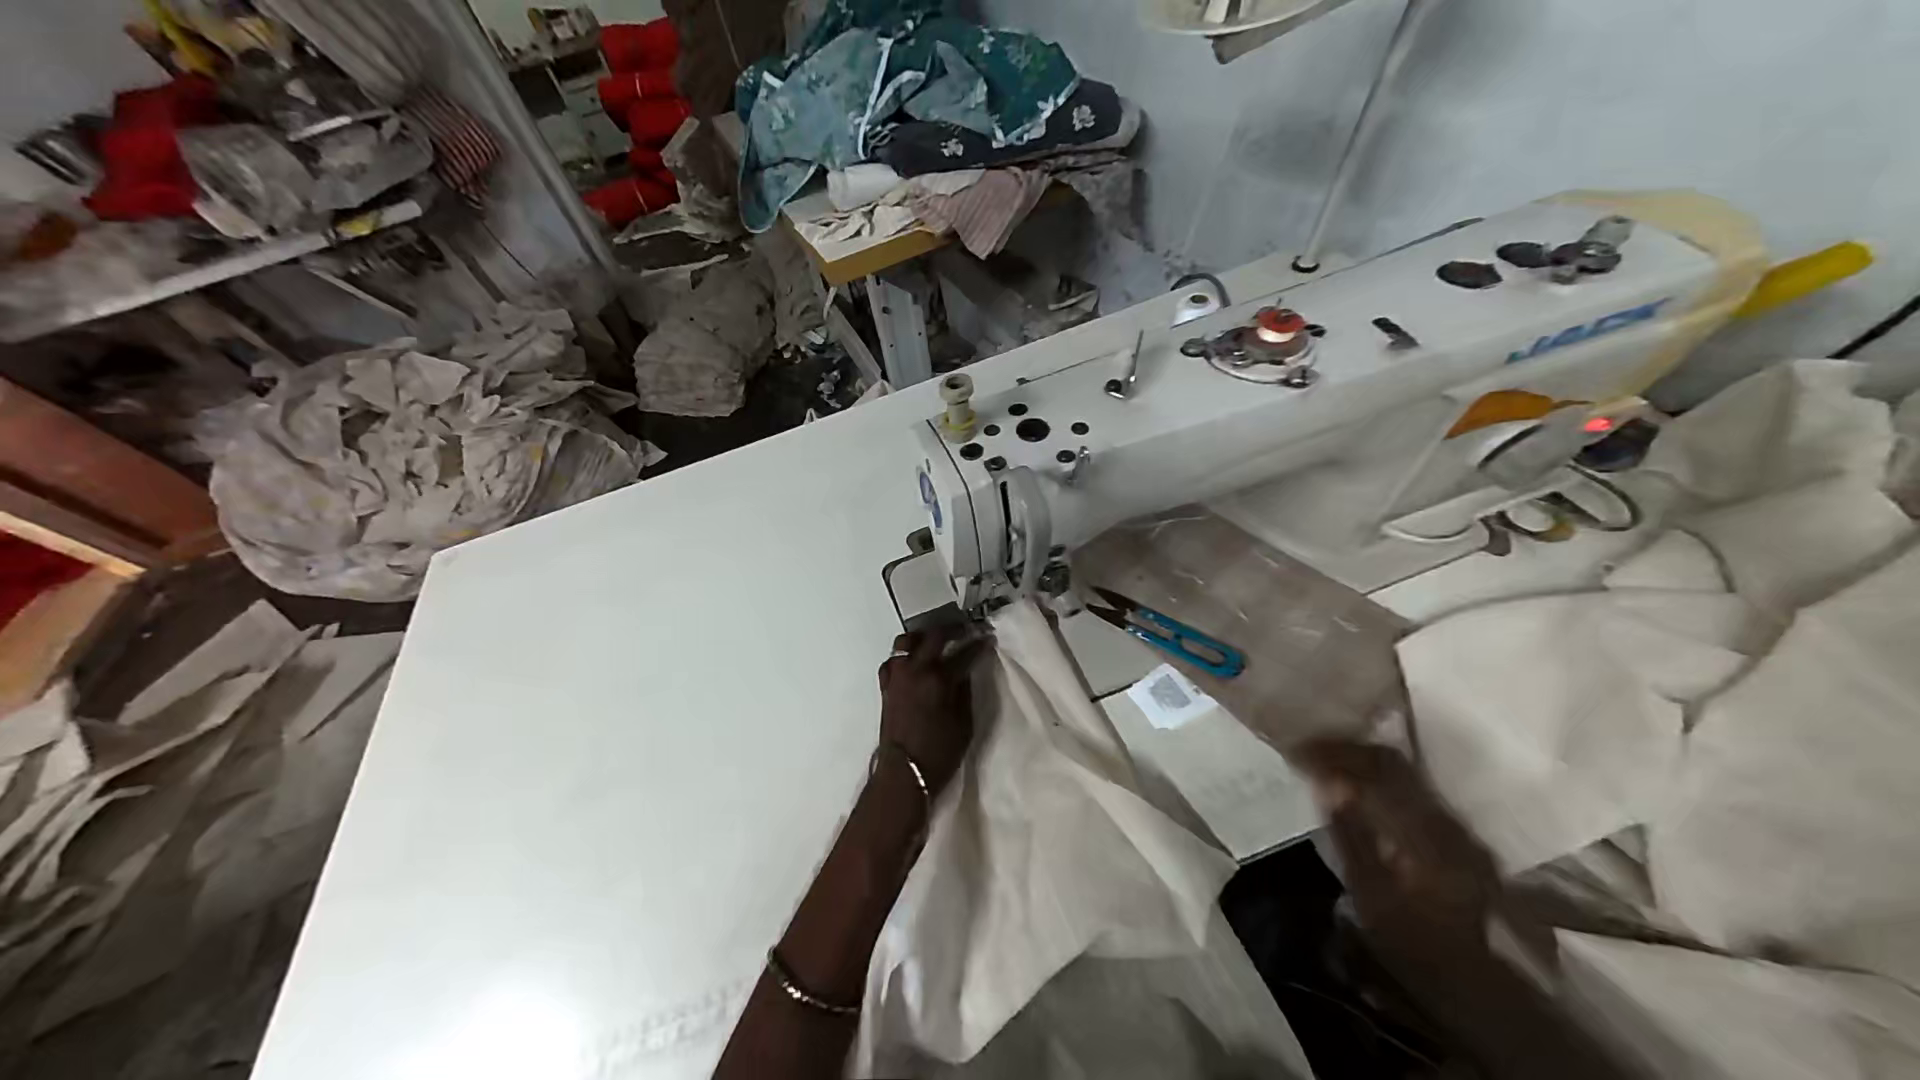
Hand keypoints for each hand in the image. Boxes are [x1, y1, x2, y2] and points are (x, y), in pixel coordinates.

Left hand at [877, 625, 988, 794]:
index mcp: (938, 679)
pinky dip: (906, 655)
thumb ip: (965, 691)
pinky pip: (895, 659)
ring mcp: (896, 675)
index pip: (963, 653)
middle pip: (933, 636)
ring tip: (937, 642)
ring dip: (924, 637)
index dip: (978, 644)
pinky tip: (915, 663)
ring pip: (907, 641)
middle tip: (965, 631)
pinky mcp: (885, 685)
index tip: (988, 638)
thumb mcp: (964, 723)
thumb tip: (965, 671)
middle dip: (952, 630)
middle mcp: (915, 670)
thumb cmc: (939, 752)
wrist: (903, 773)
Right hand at [1290, 739, 1500, 971]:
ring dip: (1363, 762)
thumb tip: (1327, 783)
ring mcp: (1458, 826)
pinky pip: (1414, 789)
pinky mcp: (1461, 837)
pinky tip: (1361, 789)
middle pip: (1393, 763)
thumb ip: (1350, 835)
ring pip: (1405, 773)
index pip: (1374, 767)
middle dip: (1346, 751)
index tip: (1297, 749)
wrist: (1481, 990)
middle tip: (1308, 751)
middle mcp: (1445, 817)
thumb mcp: (1372, 897)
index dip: (1333, 752)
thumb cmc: (1416, 947)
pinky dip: (1381, 780)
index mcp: (1421, 829)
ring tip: (1328, 764)